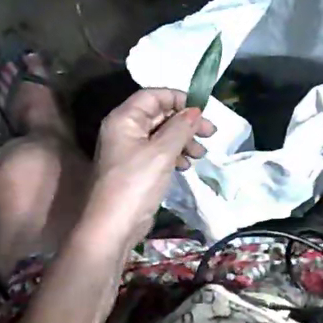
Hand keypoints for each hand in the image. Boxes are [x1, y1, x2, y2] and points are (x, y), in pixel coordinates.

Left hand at [81, 89, 214, 249]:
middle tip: (210, 134)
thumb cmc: (135, 184)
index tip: (202, 111)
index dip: (178, 98)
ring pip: (160, 134)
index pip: (153, 95)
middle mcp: (123, 129)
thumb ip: (181, 127)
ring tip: (200, 154)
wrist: (112, 226)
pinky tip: (186, 165)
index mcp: (124, 118)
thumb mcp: (162, 152)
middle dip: (185, 122)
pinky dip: (174, 154)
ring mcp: (128, 150)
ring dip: (183, 140)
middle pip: (158, 114)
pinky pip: (157, 152)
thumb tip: (195, 110)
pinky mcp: (134, 168)